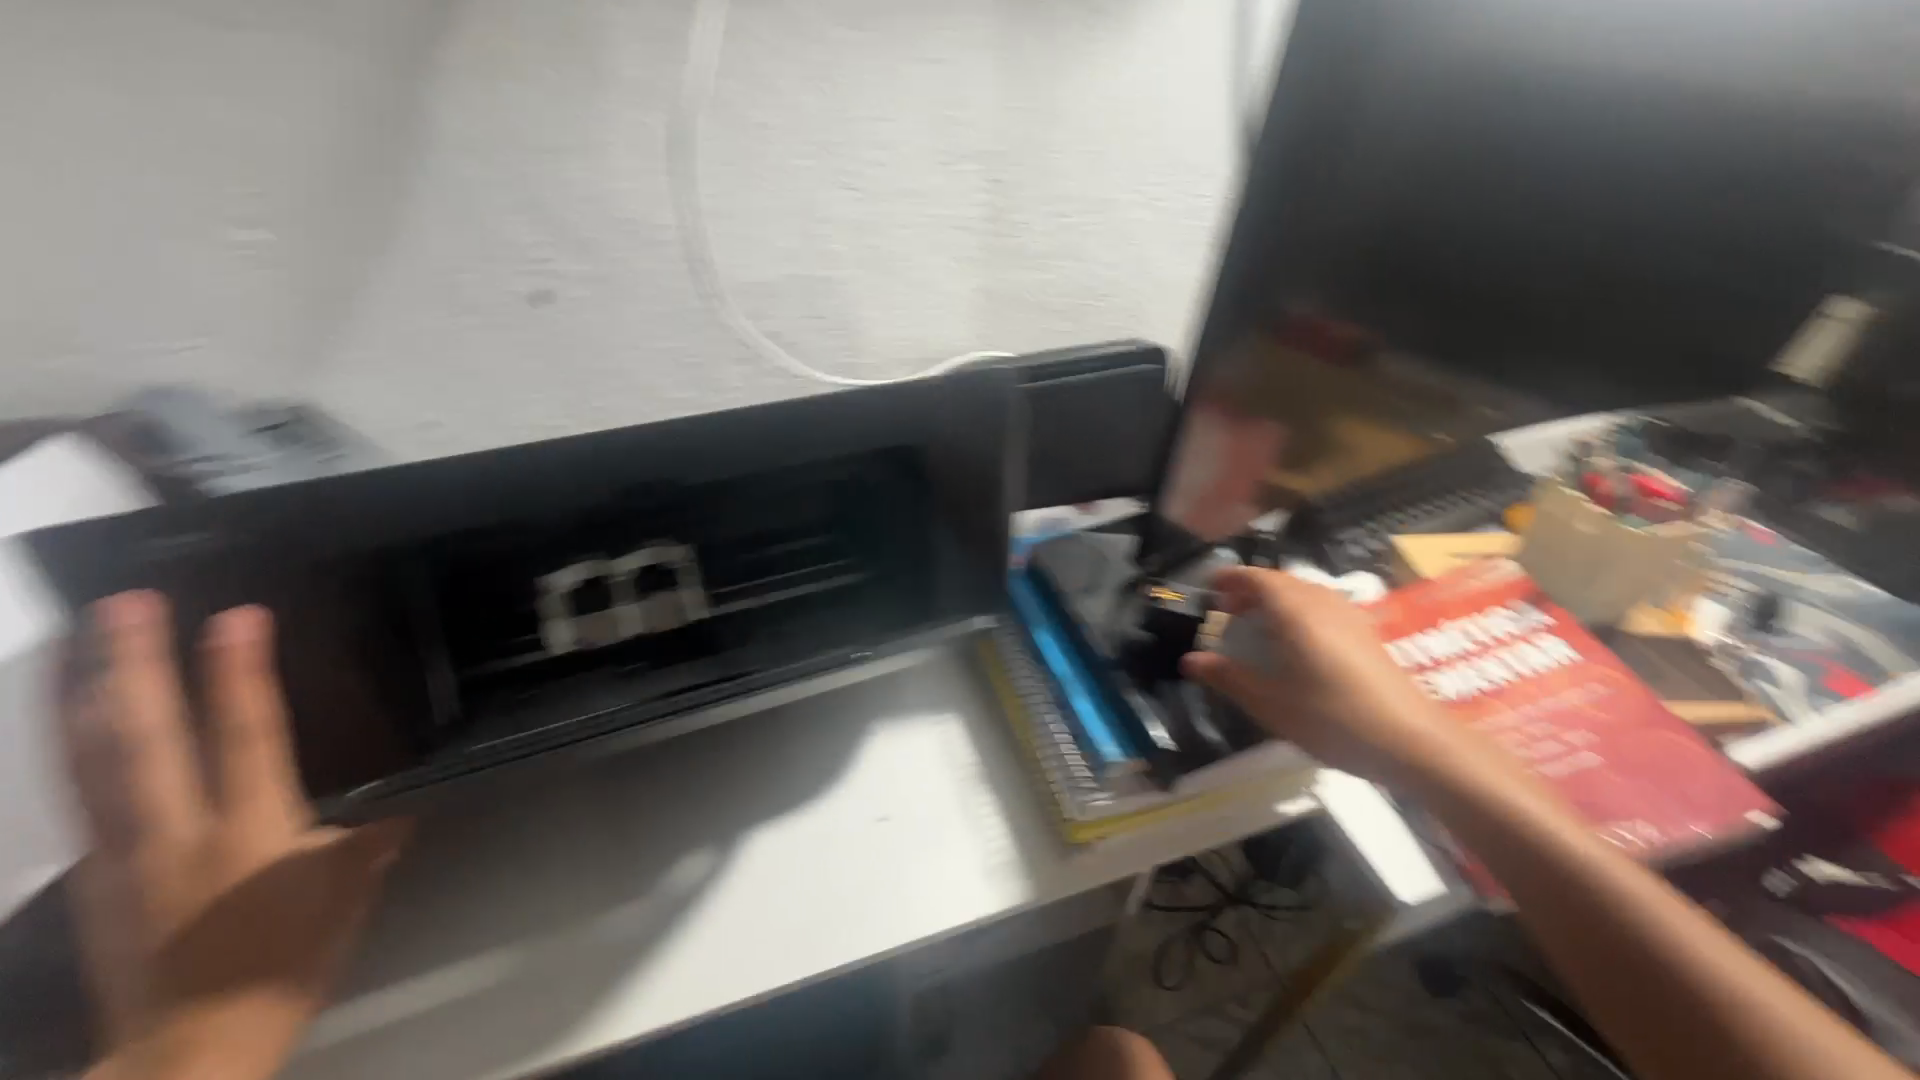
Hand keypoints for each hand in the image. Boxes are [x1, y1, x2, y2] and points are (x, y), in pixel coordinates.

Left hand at [61, 591, 406, 1079]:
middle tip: (124, 601)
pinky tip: (70, 719)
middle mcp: (174, 830)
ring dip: (81, 694)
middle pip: (144, 736)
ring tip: (74, 639)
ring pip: (91, 759)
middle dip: (133, 665)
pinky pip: (78, 793)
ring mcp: (120, 850)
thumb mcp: (347, 892)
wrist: (194, 1041)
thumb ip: (369, 840)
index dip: (238, 674)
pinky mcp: (93, 872)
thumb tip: (403, 809)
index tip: (235, 615)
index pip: (242, 735)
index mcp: (250, 829)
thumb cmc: (288, 957)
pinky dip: (71, 746)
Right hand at [1181, 566, 1513, 791]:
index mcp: (1294, 612)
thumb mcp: (1270, 703)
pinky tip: (1297, 644)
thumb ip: (1228, 677)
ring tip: (1259, 626)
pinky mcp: (1367, 634)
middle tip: (1229, 611)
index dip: (1231, 578)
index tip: (1210, 588)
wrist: (1410, 740)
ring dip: (1277, 600)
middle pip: (1282, 582)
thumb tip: (1191, 660)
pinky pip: (1324, 607)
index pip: (1257, 578)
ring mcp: (1350, 617)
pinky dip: (1300, 612)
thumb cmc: (1332, 718)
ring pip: (1306, 593)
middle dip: (1252, 589)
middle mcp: (1322, 604)